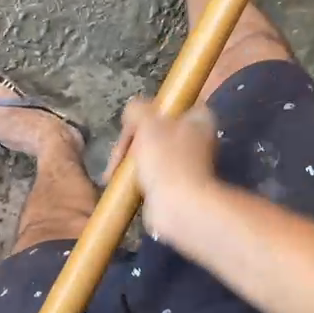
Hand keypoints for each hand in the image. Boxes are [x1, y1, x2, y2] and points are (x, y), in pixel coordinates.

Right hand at [113, 98, 218, 239]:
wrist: (178, 208)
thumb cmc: (167, 159)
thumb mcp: (148, 123)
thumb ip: (138, 109)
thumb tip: (134, 109)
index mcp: (199, 119)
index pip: (174, 104)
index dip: (150, 109)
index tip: (132, 121)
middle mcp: (197, 139)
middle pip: (157, 129)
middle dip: (132, 139)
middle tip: (119, 152)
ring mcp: (187, 164)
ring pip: (151, 152)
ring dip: (131, 160)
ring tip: (114, 170)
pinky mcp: (176, 185)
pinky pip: (151, 174)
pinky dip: (135, 177)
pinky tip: (118, 181)